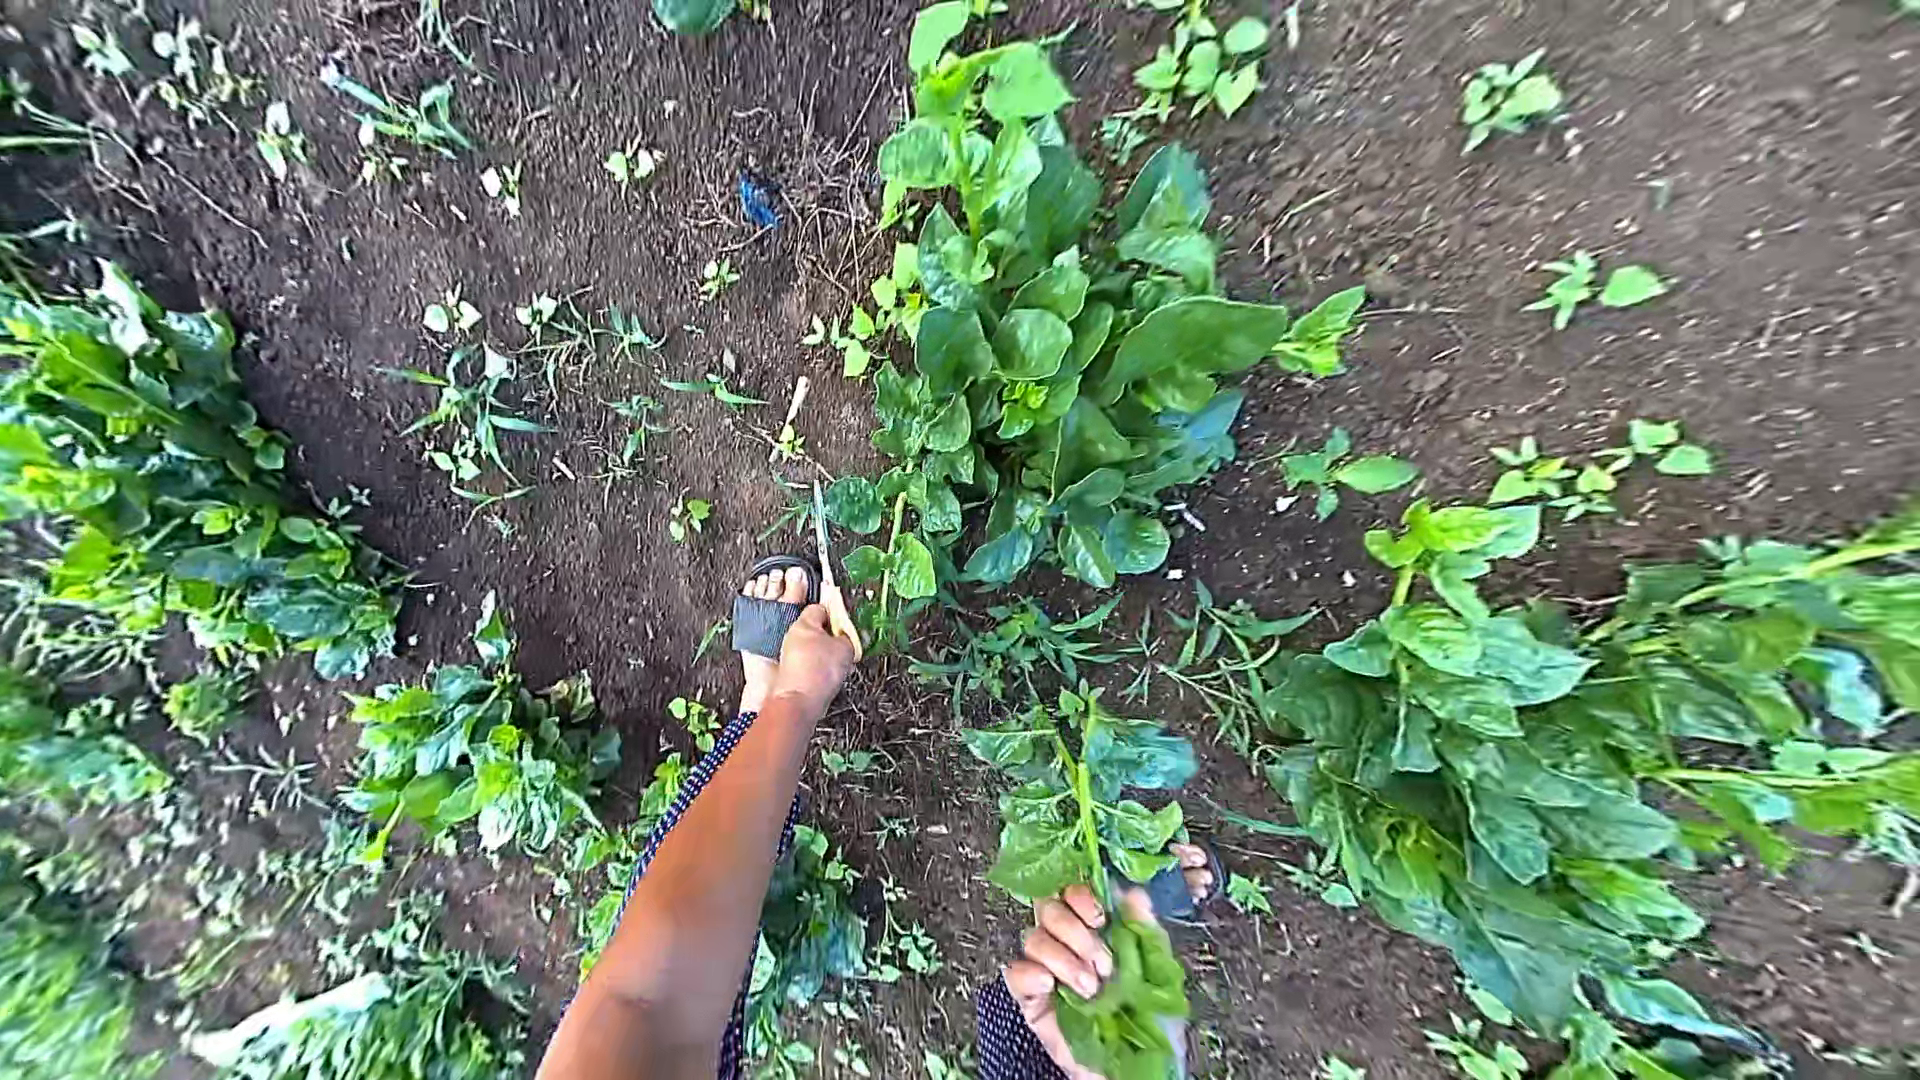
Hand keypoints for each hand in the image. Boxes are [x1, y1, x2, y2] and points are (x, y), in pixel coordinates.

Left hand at [769, 605, 855, 712]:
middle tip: (848, 642)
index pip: (820, 607)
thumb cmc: (816, 673)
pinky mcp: (792, 671)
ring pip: (815, 646)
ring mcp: (790, 654)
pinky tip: (831, 674)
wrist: (800, 702)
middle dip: (834, 635)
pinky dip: (821, 666)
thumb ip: (848, 635)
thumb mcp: (845, 647)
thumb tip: (850, 635)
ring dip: (828, 652)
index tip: (848, 621)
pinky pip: (811, 662)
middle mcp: (793, 637)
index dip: (836, 613)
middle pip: (818, 628)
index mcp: (804, 624)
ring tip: (842, 661)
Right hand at [1004, 846, 1211, 1078]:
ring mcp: (1044, 967)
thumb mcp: (1156, 968)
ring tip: (1090, 990)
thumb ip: (1145, 928)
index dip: (1080, 896)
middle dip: (1076, 933)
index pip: (1069, 889)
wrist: (1138, 1069)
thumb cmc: (1149, 1016)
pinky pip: (1015, 973)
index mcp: (1089, 925)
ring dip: (1063, 960)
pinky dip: (1029, 973)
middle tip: (1103, 967)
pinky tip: (1049, 985)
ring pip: (1034, 937)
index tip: (1101, 918)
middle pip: (1047, 907)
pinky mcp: (1031, 999)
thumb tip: (1135, 893)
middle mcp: (1062, 939)